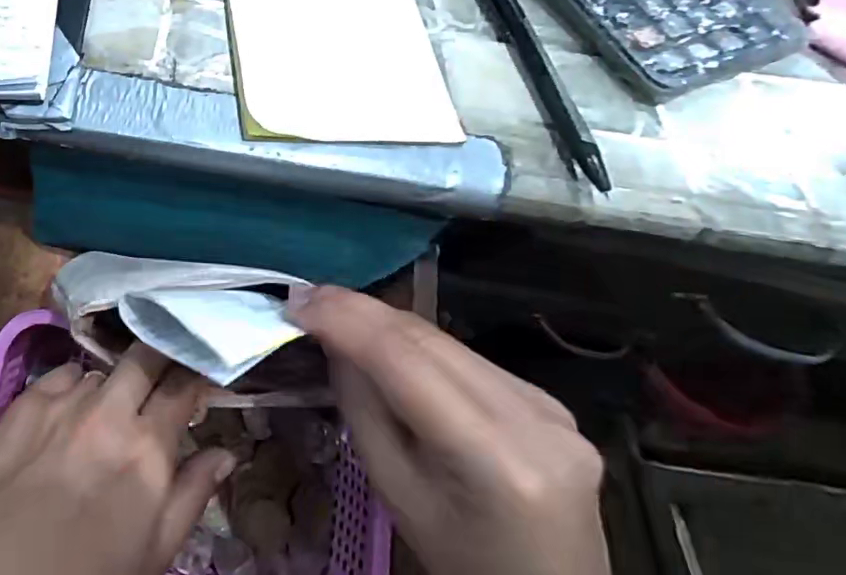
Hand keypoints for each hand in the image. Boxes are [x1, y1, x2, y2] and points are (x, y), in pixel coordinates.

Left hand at [0, 342, 235, 574]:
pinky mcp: (25, 404)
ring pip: (102, 370)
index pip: (184, 384)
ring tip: (106, 413)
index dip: (195, 373)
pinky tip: (69, 411)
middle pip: (146, 355)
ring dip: (112, 385)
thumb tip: (226, 452)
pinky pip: (60, 374)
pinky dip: (71, 386)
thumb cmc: (92, 573)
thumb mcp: (156, 548)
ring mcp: (64, 403)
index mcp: (148, 446)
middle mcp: (110, 412)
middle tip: (159, 377)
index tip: (198, 375)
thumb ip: (194, 492)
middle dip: (159, 357)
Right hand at [290, 286, 610, 574]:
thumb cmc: (460, 562)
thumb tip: (333, 340)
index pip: (406, 361)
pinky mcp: (550, 399)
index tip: (296, 300)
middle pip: (428, 340)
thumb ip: (364, 411)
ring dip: (387, 323)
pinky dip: (422, 346)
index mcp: (493, 456)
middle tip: (307, 297)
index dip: (346, 320)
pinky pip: (470, 358)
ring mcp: (548, 404)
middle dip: (361, 311)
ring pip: (447, 341)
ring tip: (337, 312)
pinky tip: (390, 343)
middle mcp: (531, 416)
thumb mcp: (398, 497)